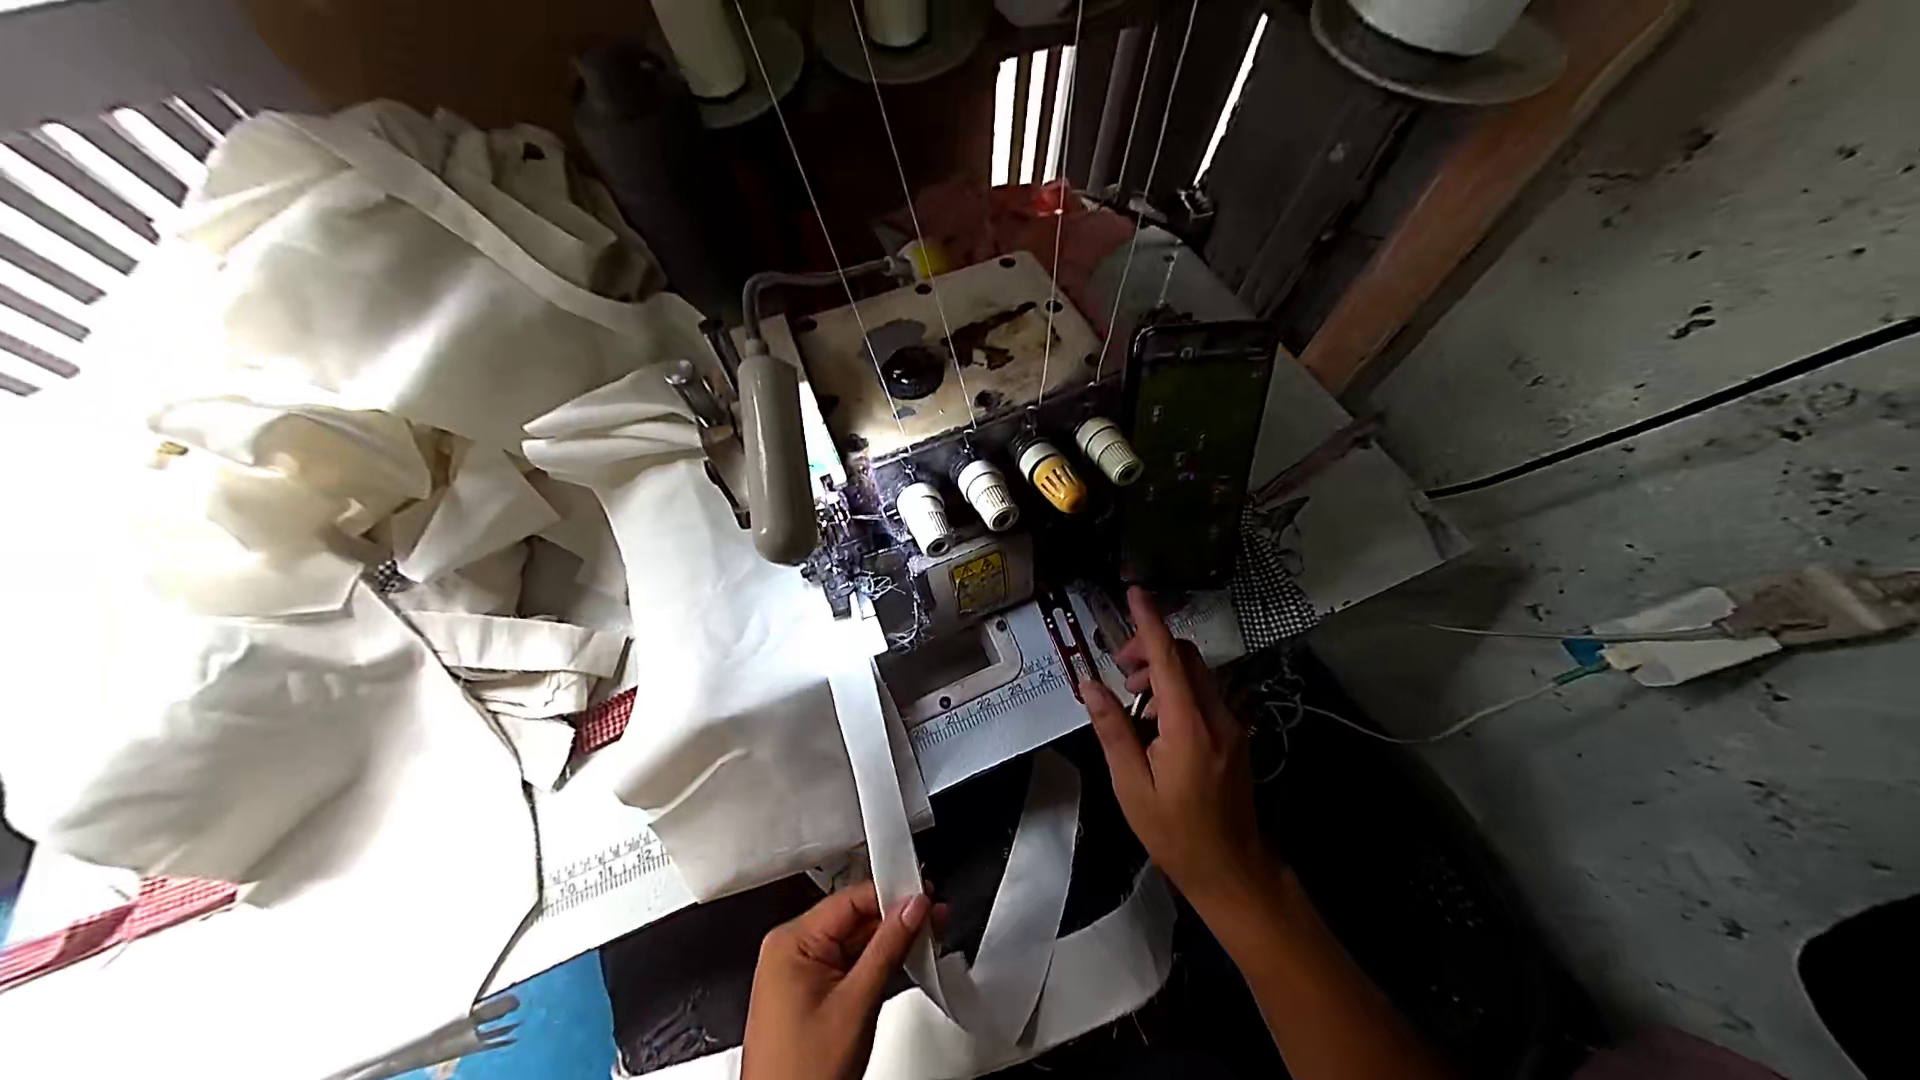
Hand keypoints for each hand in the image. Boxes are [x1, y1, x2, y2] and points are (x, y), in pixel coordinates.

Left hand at [741, 882, 930, 1079]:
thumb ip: (888, 948)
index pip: (850, 899)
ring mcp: (801, 972)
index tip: (923, 895)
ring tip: (926, 937)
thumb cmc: (800, 1076)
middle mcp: (792, 950)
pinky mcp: (812, 992)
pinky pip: (850, 963)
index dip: (890, 895)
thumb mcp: (855, 1004)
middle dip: (895, 919)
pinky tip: (905, 960)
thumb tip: (911, 908)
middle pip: (855, 918)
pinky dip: (878, 963)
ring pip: (856, 941)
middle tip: (932, 917)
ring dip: (891, 941)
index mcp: (792, 942)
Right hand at [1081, 587, 1275, 909]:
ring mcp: (1232, 725)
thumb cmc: (1176, 833)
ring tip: (1131, 703)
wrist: (1233, 871)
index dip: (1149, 623)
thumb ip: (1112, 729)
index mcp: (1190, 727)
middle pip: (1186, 657)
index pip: (1169, 659)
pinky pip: (1203, 694)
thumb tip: (1089, 686)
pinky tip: (1154, 723)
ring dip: (1161, 672)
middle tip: (1119, 674)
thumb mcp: (1131, 785)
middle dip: (1149, 650)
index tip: (1135, 592)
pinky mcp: (1234, 735)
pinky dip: (1175, 691)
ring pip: (1196, 673)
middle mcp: (1218, 716)